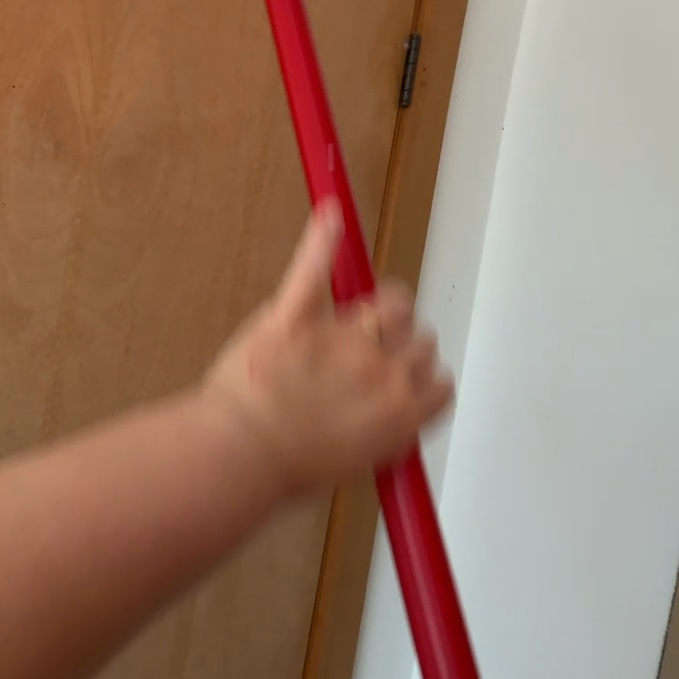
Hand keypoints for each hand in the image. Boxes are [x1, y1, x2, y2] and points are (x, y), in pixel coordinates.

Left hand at [202, 203, 453, 495]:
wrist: (243, 450)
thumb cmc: (289, 464)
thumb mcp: (357, 463)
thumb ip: (379, 428)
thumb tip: (377, 417)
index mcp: (407, 409)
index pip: (435, 374)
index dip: (409, 371)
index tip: (387, 375)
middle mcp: (385, 367)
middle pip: (415, 331)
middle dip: (390, 337)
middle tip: (351, 350)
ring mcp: (342, 338)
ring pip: (388, 300)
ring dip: (373, 302)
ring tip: (344, 313)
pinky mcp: (295, 317)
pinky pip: (314, 269)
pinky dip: (321, 239)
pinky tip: (329, 214)